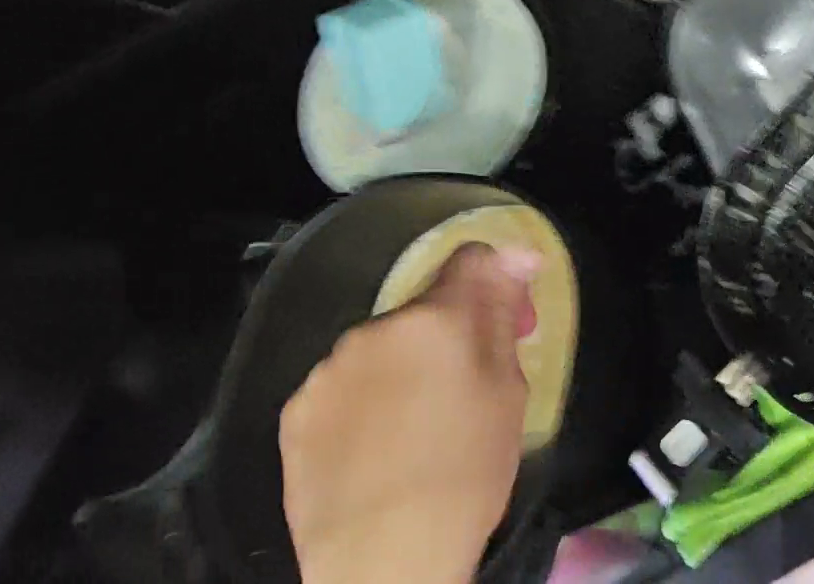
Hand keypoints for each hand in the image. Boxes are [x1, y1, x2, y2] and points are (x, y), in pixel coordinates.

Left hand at [280, 243, 539, 583]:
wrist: (384, 559)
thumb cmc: (469, 470)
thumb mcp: (509, 390)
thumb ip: (502, 319)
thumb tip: (511, 264)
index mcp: (437, 319)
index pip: (472, 259)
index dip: (500, 275)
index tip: (518, 310)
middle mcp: (375, 329)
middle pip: (428, 307)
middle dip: (457, 330)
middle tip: (479, 378)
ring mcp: (328, 371)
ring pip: (385, 347)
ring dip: (411, 363)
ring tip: (425, 420)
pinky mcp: (296, 412)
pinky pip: (348, 384)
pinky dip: (371, 397)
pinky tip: (383, 442)